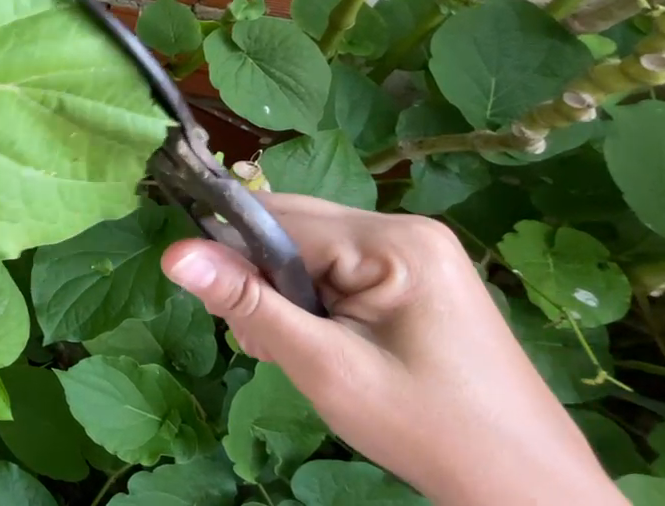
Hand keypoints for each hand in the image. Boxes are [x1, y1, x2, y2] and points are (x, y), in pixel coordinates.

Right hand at [162, 194, 619, 505]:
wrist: (529, 493)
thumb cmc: (427, 430)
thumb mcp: (325, 367)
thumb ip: (248, 303)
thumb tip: (171, 252)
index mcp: (393, 241)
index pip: (274, 223)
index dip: (236, 263)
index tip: (230, 318)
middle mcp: (404, 228)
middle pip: (288, 229)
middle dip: (260, 280)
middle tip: (260, 340)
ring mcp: (414, 250)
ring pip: (302, 247)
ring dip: (280, 291)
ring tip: (292, 347)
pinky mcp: (414, 273)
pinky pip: (330, 263)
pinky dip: (307, 297)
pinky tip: (316, 338)